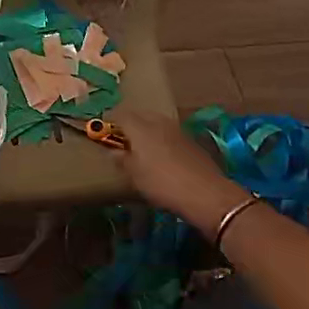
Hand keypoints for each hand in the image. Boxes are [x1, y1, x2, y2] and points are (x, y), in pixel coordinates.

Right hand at [114, 111, 251, 238]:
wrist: (207, 194)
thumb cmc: (162, 183)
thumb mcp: (134, 175)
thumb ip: (121, 160)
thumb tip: (113, 151)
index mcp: (140, 127)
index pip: (119, 114)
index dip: (109, 121)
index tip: (102, 131)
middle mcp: (158, 122)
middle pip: (139, 116)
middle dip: (128, 124)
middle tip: (121, 140)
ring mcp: (177, 130)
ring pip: (156, 124)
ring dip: (146, 131)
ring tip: (141, 149)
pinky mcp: (192, 141)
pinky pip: (169, 134)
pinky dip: (162, 140)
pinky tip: (162, 157)